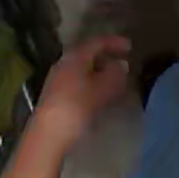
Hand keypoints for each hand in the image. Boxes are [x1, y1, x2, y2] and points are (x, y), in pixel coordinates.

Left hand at [30, 35, 132, 150]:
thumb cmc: (77, 106)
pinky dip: (92, 82)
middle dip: (107, 57)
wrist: (48, 135)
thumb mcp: (102, 89)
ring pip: (83, 69)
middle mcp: (64, 63)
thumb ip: (115, 74)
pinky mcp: (55, 95)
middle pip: (88, 54)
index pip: (97, 42)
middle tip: (123, 63)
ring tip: (114, 80)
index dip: (115, 42)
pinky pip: (78, 81)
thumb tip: (122, 64)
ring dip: (99, 72)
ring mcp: (57, 79)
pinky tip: (99, 94)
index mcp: (75, 56)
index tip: (130, 47)